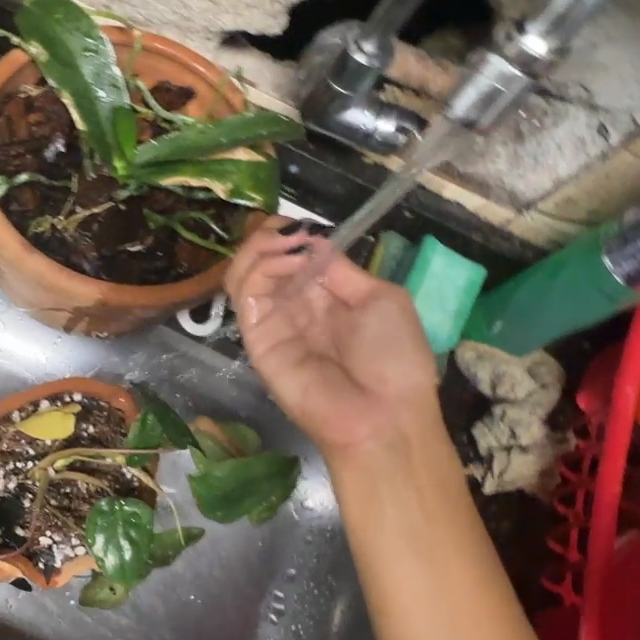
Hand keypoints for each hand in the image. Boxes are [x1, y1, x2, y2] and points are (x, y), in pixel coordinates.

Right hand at [225, 219, 441, 460]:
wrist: (385, 414)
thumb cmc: (395, 359)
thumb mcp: (380, 299)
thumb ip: (340, 272)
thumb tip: (312, 245)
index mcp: (324, 300)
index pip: (291, 261)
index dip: (289, 238)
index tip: (298, 224)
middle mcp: (293, 310)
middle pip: (262, 265)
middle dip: (269, 238)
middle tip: (286, 230)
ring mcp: (273, 326)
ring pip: (244, 278)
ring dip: (258, 250)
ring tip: (283, 243)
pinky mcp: (257, 341)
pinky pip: (245, 299)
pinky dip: (258, 271)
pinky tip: (284, 261)